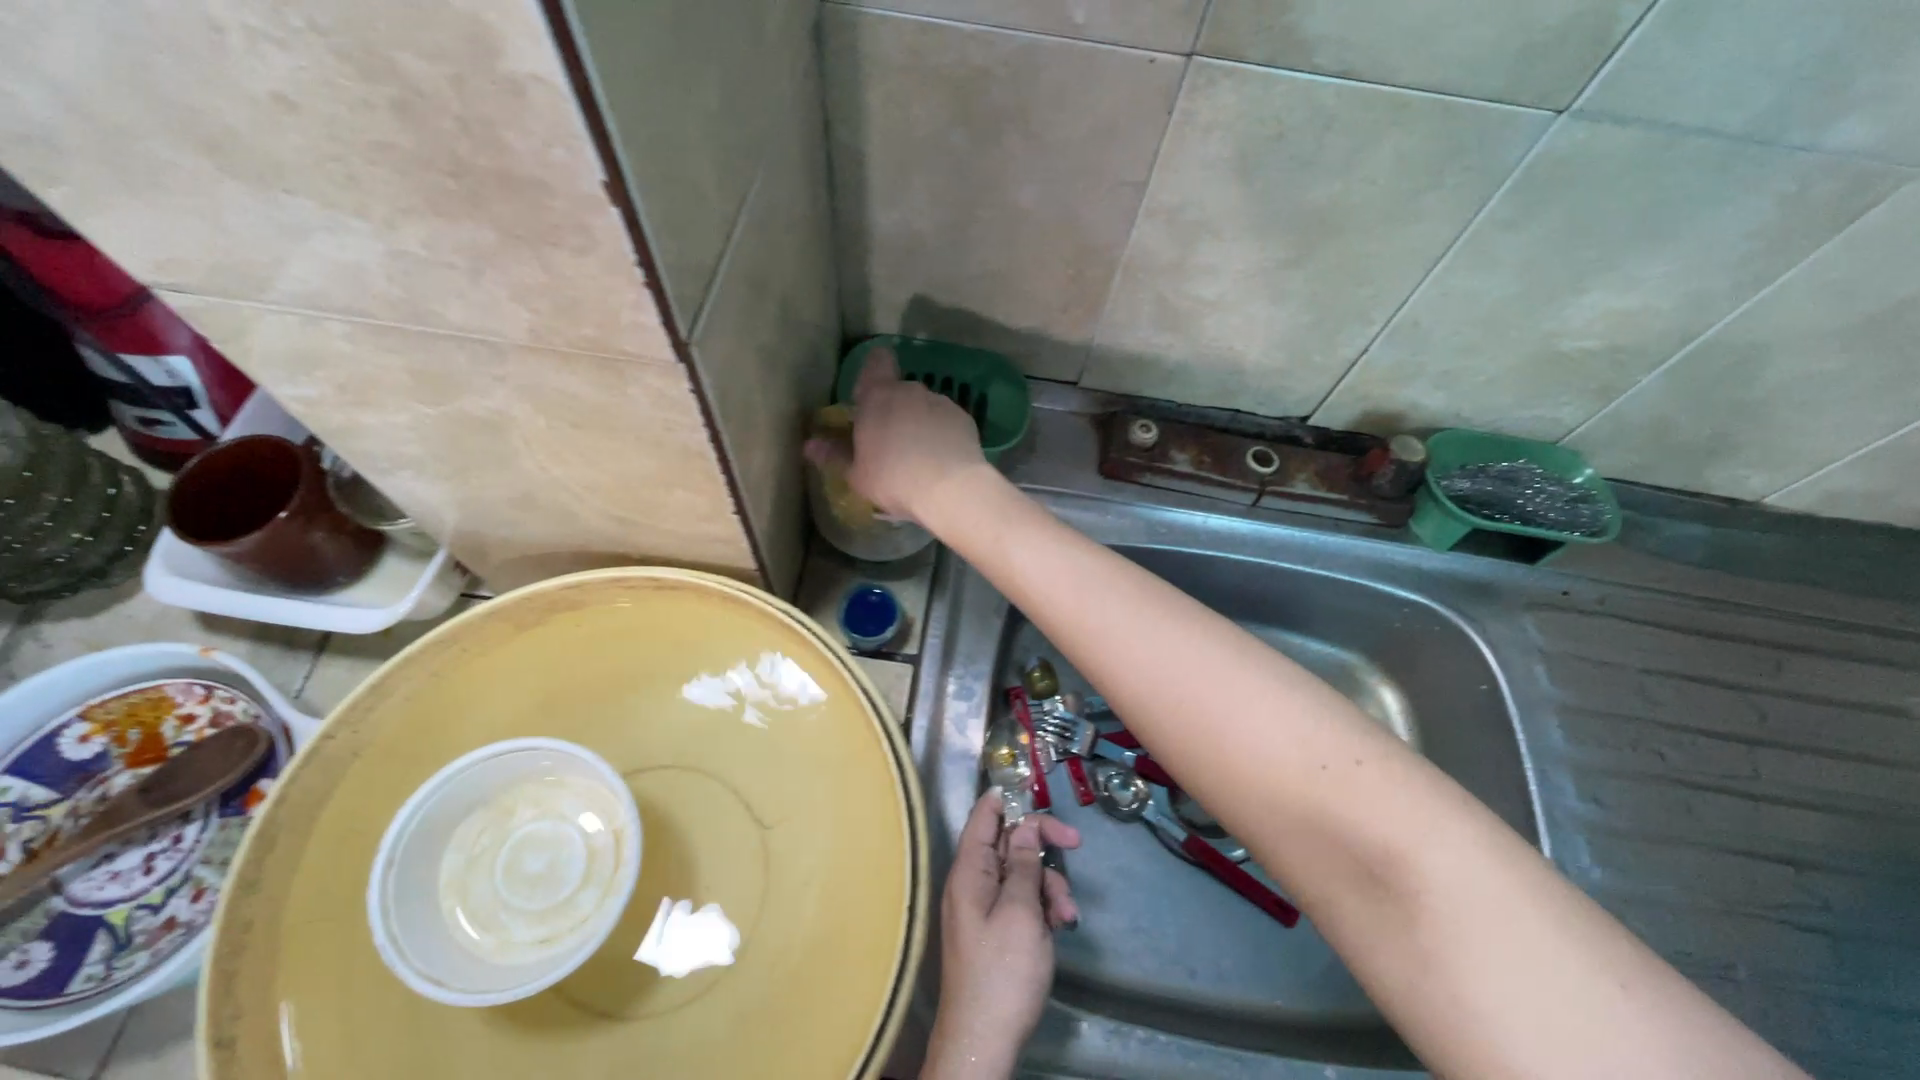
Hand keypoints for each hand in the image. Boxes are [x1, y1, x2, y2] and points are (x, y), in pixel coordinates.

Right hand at [804, 348, 991, 523]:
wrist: (950, 489)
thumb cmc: (893, 479)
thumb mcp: (856, 474)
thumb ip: (834, 454)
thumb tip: (809, 445)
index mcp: (878, 397)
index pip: (876, 363)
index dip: (873, 372)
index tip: (869, 397)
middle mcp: (910, 390)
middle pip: (899, 391)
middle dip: (894, 410)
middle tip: (889, 443)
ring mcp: (941, 402)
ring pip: (924, 406)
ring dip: (919, 423)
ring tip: (919, 457)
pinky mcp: (965, 419)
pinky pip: (946, 422)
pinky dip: (942, 435)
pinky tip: (941, 460)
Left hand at [921, 793, 1080, 1079]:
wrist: (983, 1040)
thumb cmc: (1002, 972)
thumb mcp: (1021, 912)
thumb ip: (1025, 864)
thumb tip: (1024, 825)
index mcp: (968, 871)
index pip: (983, 816)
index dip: (1009, 798)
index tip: (1041, 791)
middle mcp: (972, 883)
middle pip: (1009, 843)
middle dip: (1043, 849)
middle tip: (1075, 847)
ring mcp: (983, 908)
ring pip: (1022, 874)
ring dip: (1049, 885)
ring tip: (1065, 914)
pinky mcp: (996, 931)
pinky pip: (1021, 903)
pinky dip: (1042, 908)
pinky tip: (1059, 926)